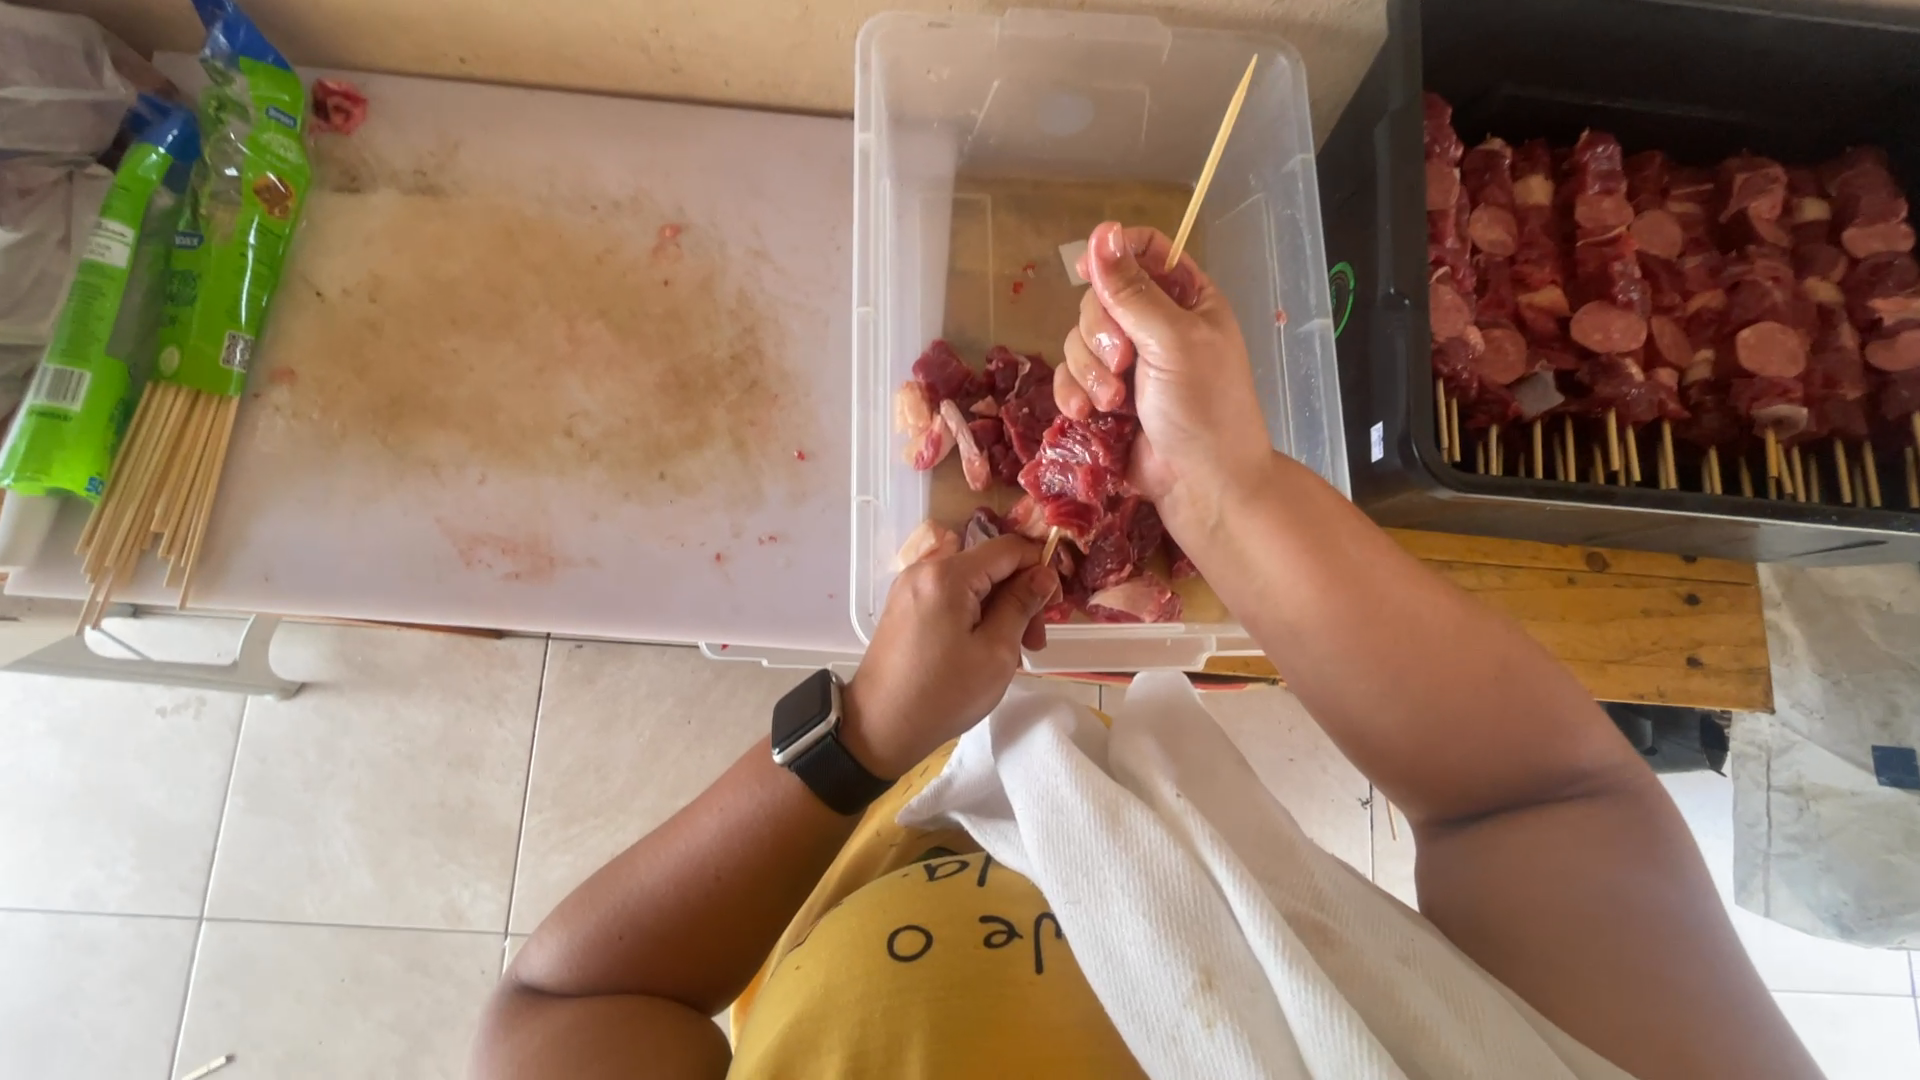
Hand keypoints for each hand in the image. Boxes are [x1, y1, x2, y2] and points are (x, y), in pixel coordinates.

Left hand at [842, 535, 1058, 776]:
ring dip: (1000, 608)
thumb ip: (1022, 604)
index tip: (1055, 605)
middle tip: (1036, 642)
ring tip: (1014, 652)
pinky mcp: (905, 606)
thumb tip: (1043, 573)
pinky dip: (975, 614)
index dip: (1039, 567)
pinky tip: (985, 648)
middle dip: (1020, 595)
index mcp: (948, 575)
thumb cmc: (943, 694)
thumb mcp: (996, 652)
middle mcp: (926, 570)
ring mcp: (911, 587)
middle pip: (989, 565)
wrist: (878, 728)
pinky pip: (951, 597)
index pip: (1008, 548)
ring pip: (971, 583)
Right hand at [1056, 221, 1274, 521]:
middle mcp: (1151, 325)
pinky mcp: (1101, 398)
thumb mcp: (1173, 342)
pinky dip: (1072, 395)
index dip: (1113, 253)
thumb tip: (1101, 232)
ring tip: (1114, 402)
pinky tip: (1088, 414)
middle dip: (1100, 334)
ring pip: (1077, 341)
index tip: (1087, 270)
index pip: (1146, 252)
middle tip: (1123, 363)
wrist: (1200, 484)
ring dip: (1088, 372)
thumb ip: (1132, 292)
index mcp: (1184, 299)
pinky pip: (1068, 379)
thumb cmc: (1205, 407)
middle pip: (1099, 299)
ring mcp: (1124, 364)